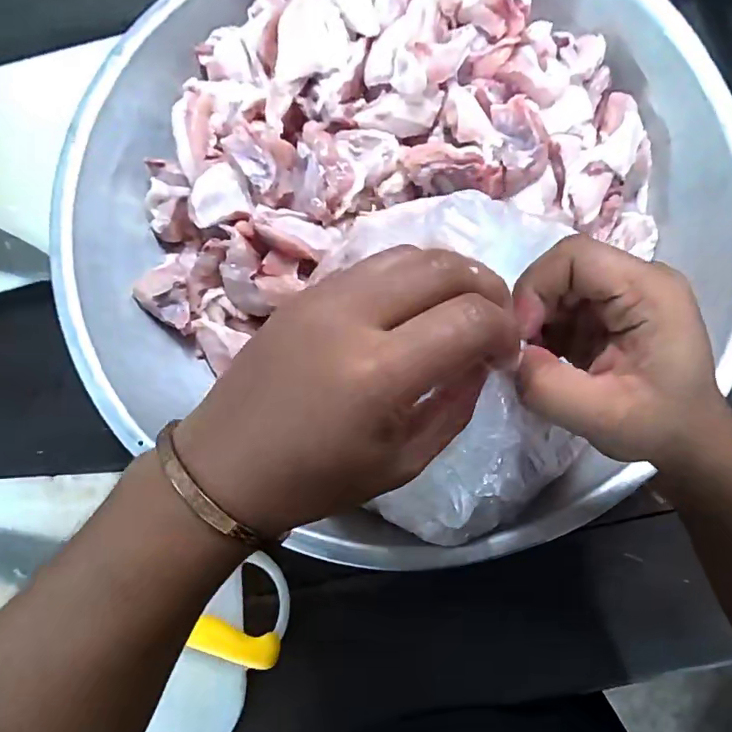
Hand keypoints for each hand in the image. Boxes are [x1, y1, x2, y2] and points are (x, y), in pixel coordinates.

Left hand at [172, 246, 517, 534]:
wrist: (226, 465)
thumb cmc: (318, 479)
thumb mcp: (405, 462)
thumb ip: (455, 406)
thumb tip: (482, 361)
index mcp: (380, 373)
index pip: (471, 317)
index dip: (505, 331)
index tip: (505, 356)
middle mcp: (353, 316)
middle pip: (447, 267)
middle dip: (489, 290)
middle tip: (496, 323)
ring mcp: (325, 294)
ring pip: (412, 252)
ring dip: (453, 273)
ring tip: (462, 308)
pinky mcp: (307, 290)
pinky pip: (376, 261)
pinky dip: (413, 274)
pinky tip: (418, 305)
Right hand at [511, 235, 725, 467]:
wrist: (690, 443)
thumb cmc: (658, 427)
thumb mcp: (601, 416)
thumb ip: (547, 386)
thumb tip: (512, 359)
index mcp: (649, 290)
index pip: (575, 255)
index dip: (536, 288)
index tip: (521, 337)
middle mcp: (640, 281)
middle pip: (566, 269)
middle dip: (534, 308)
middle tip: (521, 354)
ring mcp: (627, 298)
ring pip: (563, 289)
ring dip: (540, 324)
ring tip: (535, 363)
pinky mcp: (615, 317)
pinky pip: (570, 310)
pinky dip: (550, 335)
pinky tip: (549, 364)